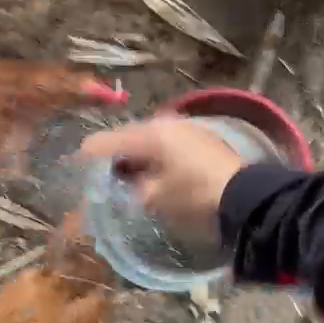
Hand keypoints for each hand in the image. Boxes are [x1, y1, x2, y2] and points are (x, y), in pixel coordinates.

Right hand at [78, 118, 245, 238]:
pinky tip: (158, 171)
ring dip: (142, 154)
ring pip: (155, 139)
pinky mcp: (206, 140)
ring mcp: (190, 128)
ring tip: (131, 173)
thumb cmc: (195, 197)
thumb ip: (134, 189)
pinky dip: (161, 155)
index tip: (77, 162)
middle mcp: (169, 123)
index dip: (90, 153)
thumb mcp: (156, 198)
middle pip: (133, 136)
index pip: (109, 140)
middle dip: (119, 153)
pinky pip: (172, 144)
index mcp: (151, 134)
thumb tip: (129, 184)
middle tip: (105, 171)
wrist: (246, 196)